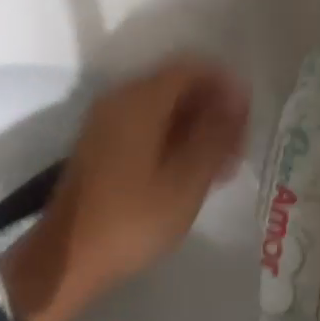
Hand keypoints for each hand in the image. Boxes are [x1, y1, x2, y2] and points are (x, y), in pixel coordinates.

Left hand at [33, 59, 248, 318]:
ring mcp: (106, 122)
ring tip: (222, 168)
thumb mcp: (185, 181)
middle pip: (175, 86)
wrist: (70, 252)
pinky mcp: (102, 144)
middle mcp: (118, 100)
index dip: (223, 84)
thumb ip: (214, 134)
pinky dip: (173, 140)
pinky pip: (146, 126)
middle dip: (211, 109)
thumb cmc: (133, 218)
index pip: (189, 68)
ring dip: (195, 129)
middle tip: (239, 149)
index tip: (249, 117)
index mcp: (138, 100)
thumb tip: (237, 97)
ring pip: (161, 109)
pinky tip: (192, 174)